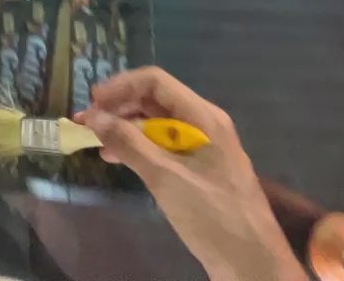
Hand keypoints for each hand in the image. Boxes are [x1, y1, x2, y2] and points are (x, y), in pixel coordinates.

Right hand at [73, 68, 302, 280]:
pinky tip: (115, 158)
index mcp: (203, 118)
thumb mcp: (166, 178)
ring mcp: (201, 147)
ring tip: (95, 140)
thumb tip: (93, 117)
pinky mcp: (197, 169)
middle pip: (152, 100)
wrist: (255, 271)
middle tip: (87, 122)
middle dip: (118, 107)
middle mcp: (203, 124)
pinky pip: (160, 145)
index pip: (154, 82)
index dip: (121, 86)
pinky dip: (136, 146)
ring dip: (123, 127)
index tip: (93, 101)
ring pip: (153, 123)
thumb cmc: (214, 218)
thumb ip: (128, 143)